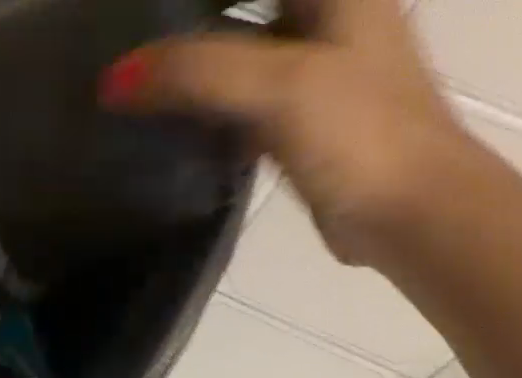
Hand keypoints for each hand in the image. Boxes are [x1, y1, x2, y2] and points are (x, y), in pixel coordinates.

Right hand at [103, 0, 476, 265]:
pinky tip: (160, 117)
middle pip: (241, 4)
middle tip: (123, 32)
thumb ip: (195, 72)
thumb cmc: (361, 135)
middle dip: (185, 17)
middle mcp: (325, 14)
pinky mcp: (294, 117)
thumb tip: (112, 80)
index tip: (135, 11)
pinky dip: (198, 102)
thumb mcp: (278, 87)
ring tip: (129, 74)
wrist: (409, 213)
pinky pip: (233, 95)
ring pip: (233, 46)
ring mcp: (310, 67)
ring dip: (187, 59)